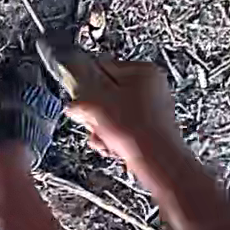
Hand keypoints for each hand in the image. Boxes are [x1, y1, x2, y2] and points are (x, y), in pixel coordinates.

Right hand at [60, 56, 185, 166]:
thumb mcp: (95, 103)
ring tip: (104, 137)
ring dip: (101, 128)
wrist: (156, 161)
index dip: (87, 85)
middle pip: (106, 94)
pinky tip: (112, 147)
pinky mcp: (150, 131)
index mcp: (143, 71)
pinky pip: (122, 129)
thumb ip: (79, 95)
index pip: (103, 68)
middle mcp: (152, 88)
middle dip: (95, 113)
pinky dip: (113, 138)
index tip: (81, 98)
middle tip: (94, 121)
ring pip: (112, 115)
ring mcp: (153, 110)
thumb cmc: (135, 129)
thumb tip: (72, 96)